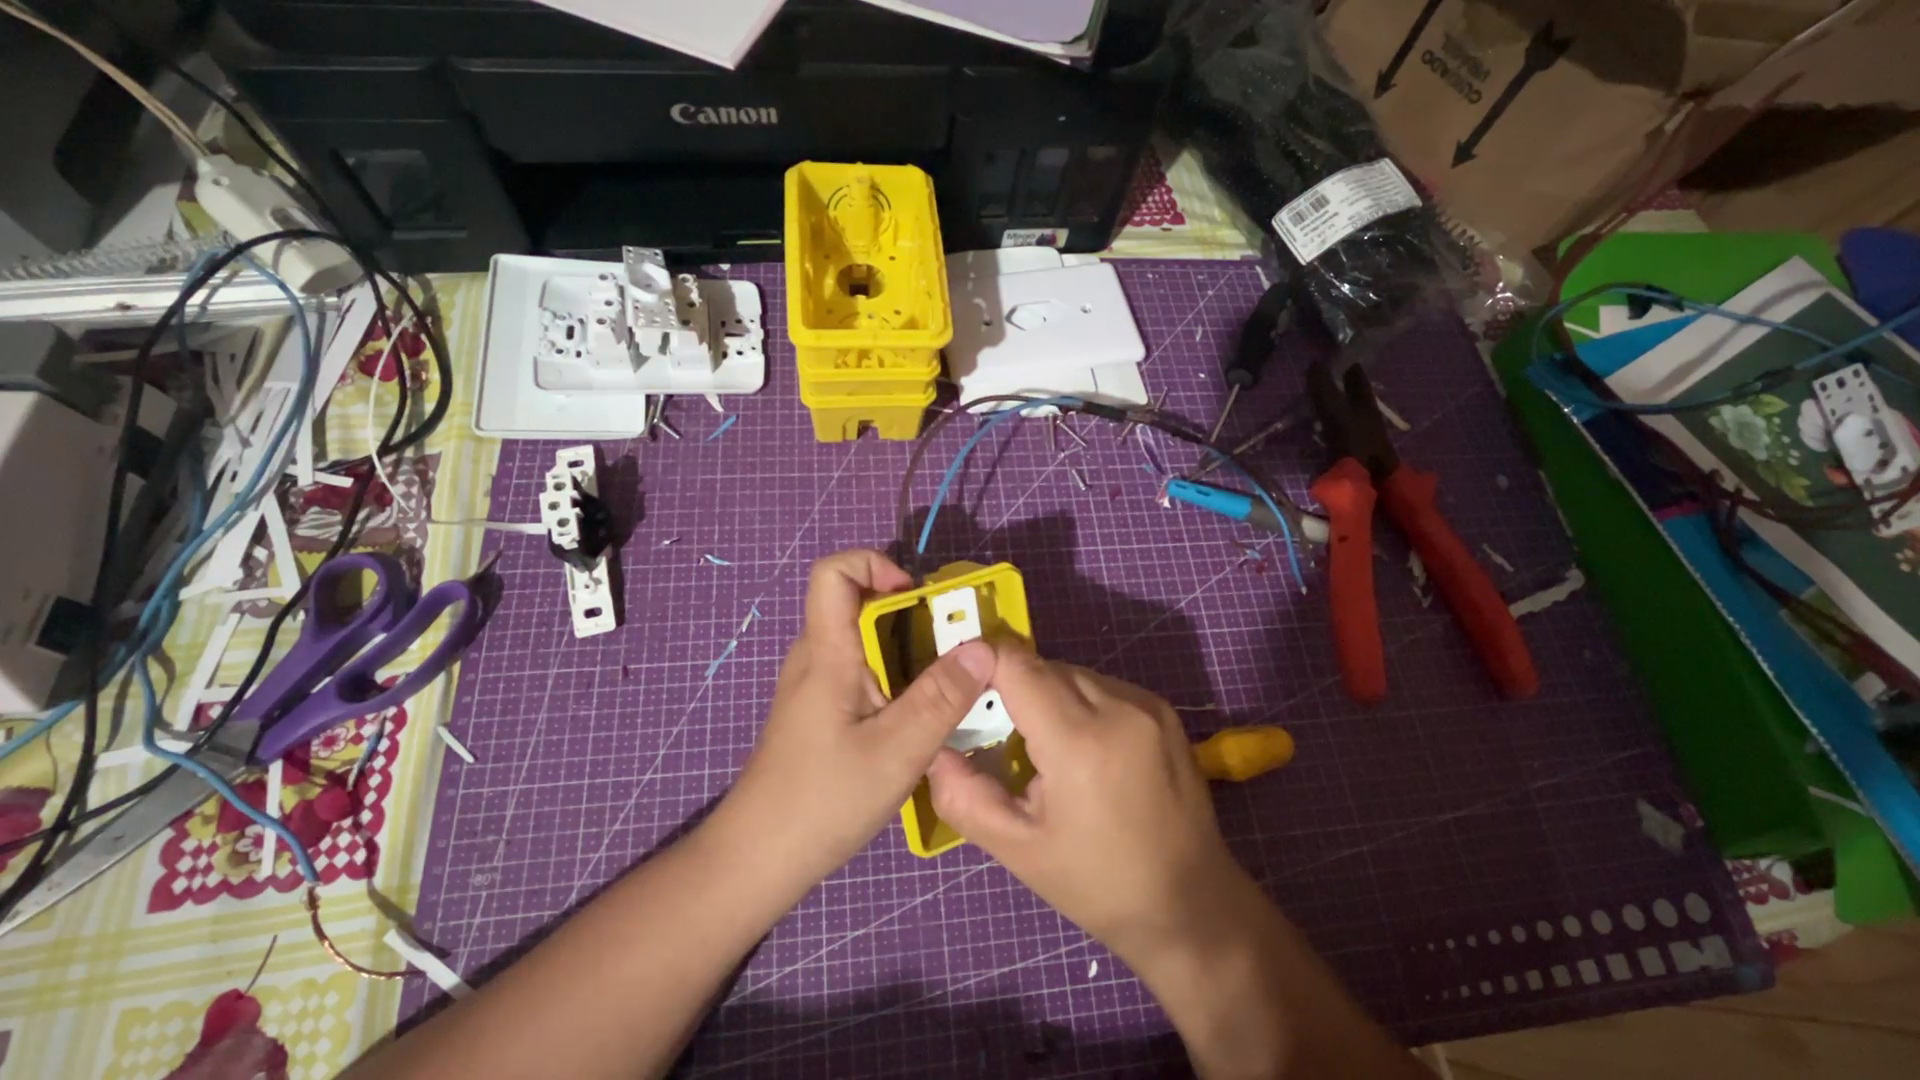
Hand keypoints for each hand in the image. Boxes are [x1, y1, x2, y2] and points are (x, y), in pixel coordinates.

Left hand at [722, 550, 997, 885]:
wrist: (760, 857)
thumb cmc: (825, 800)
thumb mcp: (897, 750)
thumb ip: (942, 697)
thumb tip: (984, 646)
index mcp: (827, 652)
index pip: (833, 571)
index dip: (876, 564)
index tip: (919, 599)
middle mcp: (816, 658)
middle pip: (859, 605)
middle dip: (913, 615)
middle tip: (959, 649)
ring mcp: (815, 687)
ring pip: (866, 643)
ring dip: (910, 652)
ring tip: (951, 686)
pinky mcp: (821, 713)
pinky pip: (862, 674)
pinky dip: (897, 680)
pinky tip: (921, 721)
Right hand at [925, 646, 1253, 963]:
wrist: (1189, 904)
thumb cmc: (1097, 884)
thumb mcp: (1017, 849)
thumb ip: (963, 794)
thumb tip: (931, 748)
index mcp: (1080, 740)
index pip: (1015, 663)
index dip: (979, 667)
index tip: (959, 694)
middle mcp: (1119, 707)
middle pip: (1042, 665)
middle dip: (1010, 690)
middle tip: (994, 735)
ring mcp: (1148, 705)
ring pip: (1072, 673)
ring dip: (1045, 696)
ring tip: (1039, 749)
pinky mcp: (1163, 710)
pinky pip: (1102, 686)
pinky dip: (1078, 704)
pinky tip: (1078, 750)